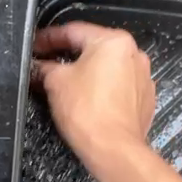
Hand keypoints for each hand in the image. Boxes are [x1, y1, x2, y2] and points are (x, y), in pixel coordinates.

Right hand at [31, 22, 156, 169]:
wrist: (114, 149)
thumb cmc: (87, 112)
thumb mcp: (56, 83)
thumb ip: (45, 68)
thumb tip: (39, 67)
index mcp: (113, 42)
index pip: (74, 31)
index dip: (49, 38)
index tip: (36, 46)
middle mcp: (134, 54)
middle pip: (93, 49)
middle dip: (68, 56)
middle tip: (47, 64)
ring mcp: (143, 78)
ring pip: (108, 69)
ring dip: (87, 73)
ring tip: (66, 86)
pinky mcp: (145, 100)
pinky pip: (119, 87)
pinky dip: (103, 90)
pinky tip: (88, 101)